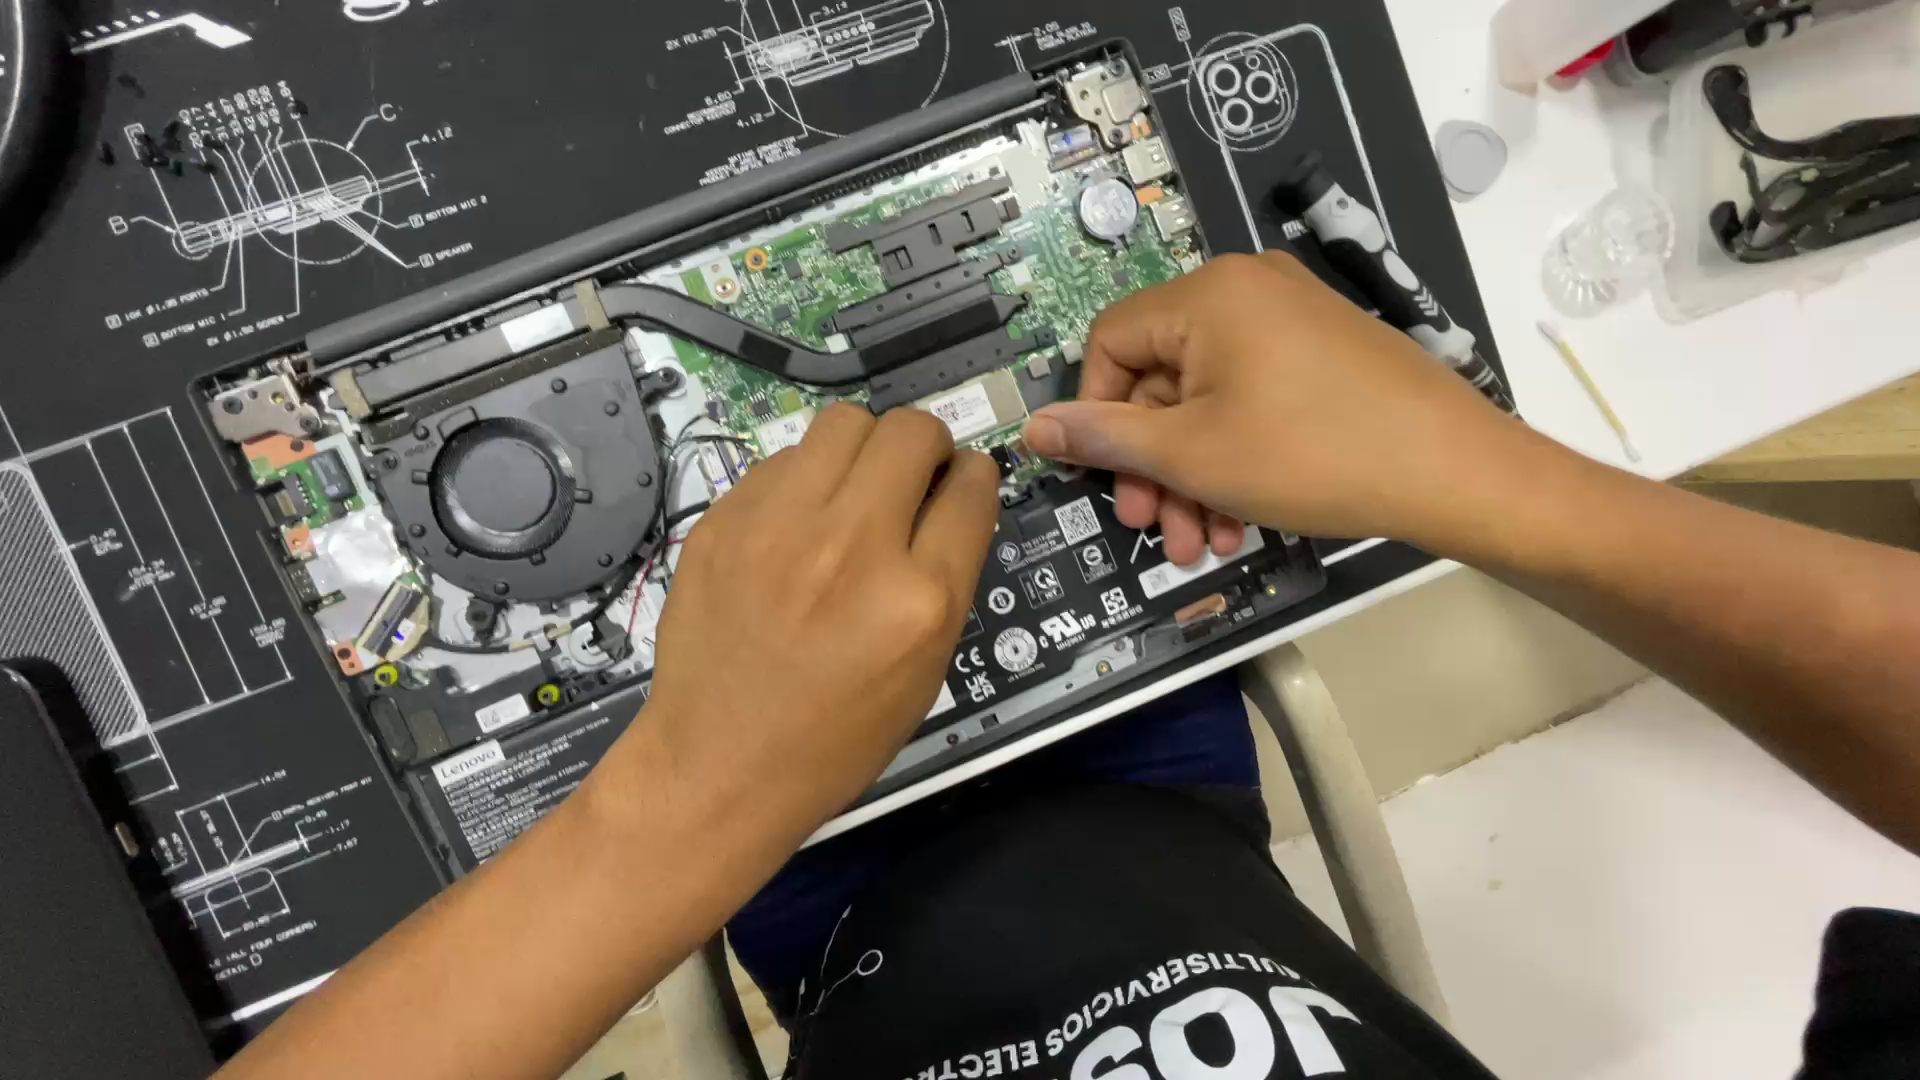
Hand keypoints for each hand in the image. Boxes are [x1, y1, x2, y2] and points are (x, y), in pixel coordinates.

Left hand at [642, 405, 999, 828]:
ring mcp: (778, 527)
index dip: (976, 477)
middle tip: (914, 479)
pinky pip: (785, 461)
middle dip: (929, 446)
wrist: (718, 764)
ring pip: (845, 422)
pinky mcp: (723, 520)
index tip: (962, 483)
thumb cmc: (837, 736)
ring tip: (855, 489)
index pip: (971, 488)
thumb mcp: (924, 671)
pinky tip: (797, 524)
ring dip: (867, 448)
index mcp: (919, 600)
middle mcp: (852, 548)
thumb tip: (949, 499)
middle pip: (912, 433)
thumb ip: (946, 578)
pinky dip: (807, 479)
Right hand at [1021, 252, 1526, 557]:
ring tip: (1199, 544)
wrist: (1455, 474)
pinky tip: (1236, 523)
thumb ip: (1102, 437)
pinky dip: (1232, 461)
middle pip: (1159, 382)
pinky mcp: (1317, 358)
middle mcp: (1244, 293)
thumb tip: (1031, 428)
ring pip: (1204, 405)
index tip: (1105, 472)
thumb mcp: (1188, 454)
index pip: (1110, 341)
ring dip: (1190, 479)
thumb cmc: (1307, 455)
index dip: (1093, 411)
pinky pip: (1247, 405)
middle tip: (1150, 527)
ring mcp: (1287, 323)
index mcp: (1206, 295)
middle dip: (1149, 466)